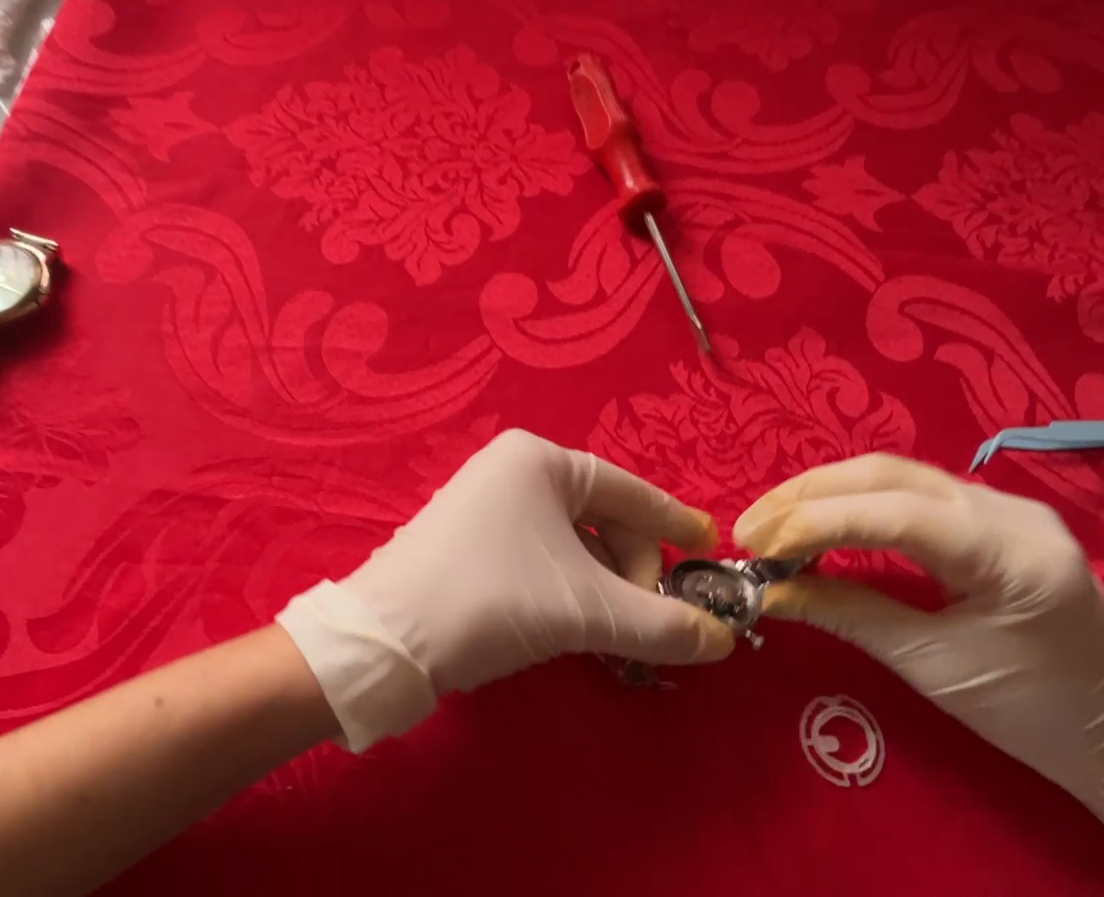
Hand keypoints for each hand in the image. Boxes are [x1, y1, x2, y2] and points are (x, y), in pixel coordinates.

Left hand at [279, 429, 733, 750]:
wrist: (385, 642)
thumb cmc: (493, 600)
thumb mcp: (586, 610)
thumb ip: (660, 624)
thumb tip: (719, 641)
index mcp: (540, 461)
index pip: (628, 491)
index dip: (674, 522)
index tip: (710, 547)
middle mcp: (511, 470)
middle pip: (601, 518)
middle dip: (632, 570)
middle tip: (646, 620)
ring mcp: (484, 505)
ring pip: (570, 543)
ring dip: (603, 586)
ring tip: (612, 631)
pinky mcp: (466, 542)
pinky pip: (539, 556)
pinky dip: (568, 588)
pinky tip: (573, 622)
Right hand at [735, 454, 1103, 896]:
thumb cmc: (1032, 713)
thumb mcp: (931, 667)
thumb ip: (846, 613)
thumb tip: (768, 590)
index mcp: (1011, 554)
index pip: (894, 513)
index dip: (816, 522)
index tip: (756, 546)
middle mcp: (1010, 510)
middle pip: (887, 474)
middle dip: (807, 495)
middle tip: (749, 529)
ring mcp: (1004, 504)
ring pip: (893, 473)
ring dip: (824, 493)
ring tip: (771, 524)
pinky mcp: (992, 514)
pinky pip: (909, 491)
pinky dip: (853, 502)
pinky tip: (819, 522)